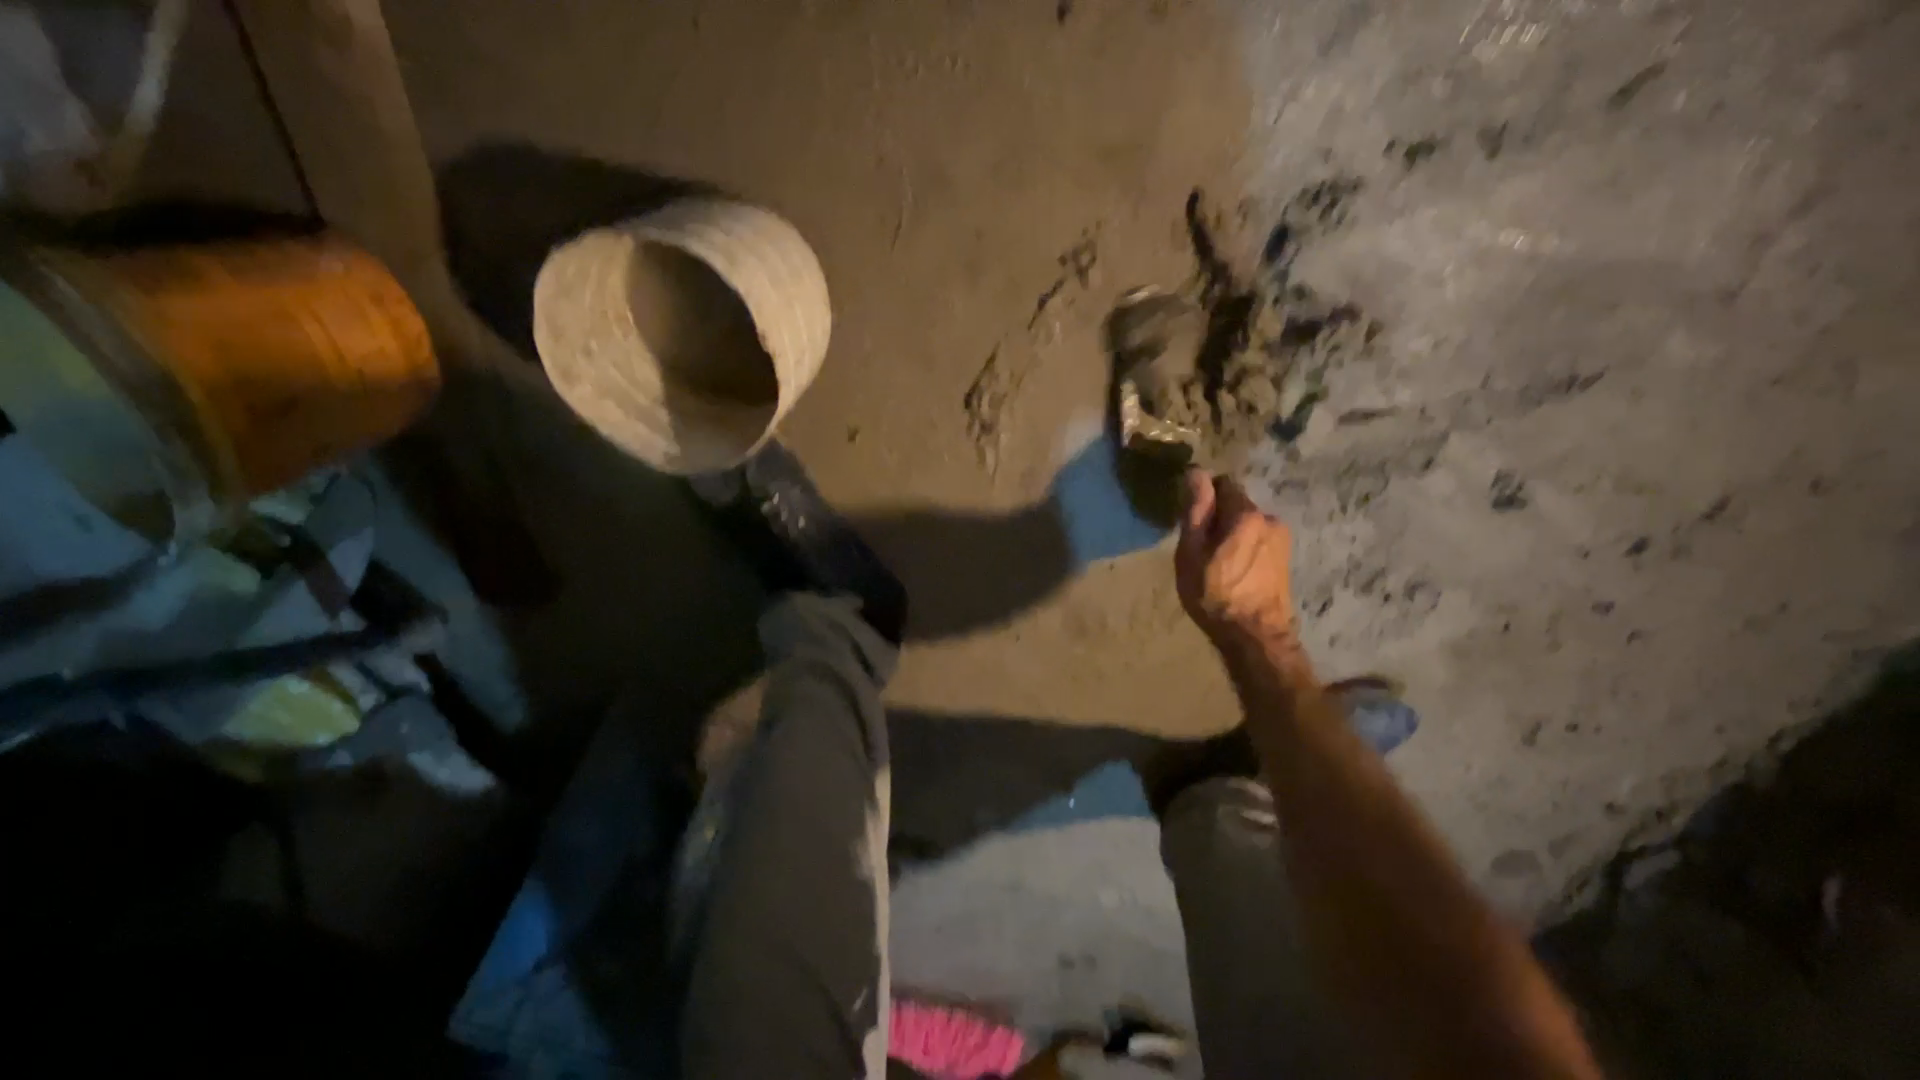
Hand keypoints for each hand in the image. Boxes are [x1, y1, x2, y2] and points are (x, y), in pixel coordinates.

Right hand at [1175, 470, 1296, 648]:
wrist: (1255, 636)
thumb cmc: (1215, 595)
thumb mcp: (1192, 552)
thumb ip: (1196, 510)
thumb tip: (1195, 471)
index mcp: (1246, 513)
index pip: (1223, 483)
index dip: (1204, 498)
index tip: (1191, 522)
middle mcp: (1270, 519)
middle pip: (1237, 504)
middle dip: (1218, 517)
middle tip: (1200, 547)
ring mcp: (1281, 539)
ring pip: (1248, 524)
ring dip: (1232, 534)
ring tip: (1217, 563)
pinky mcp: (1284, 559)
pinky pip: (1258, 541)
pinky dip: (1245, 548)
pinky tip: (1235, 573)